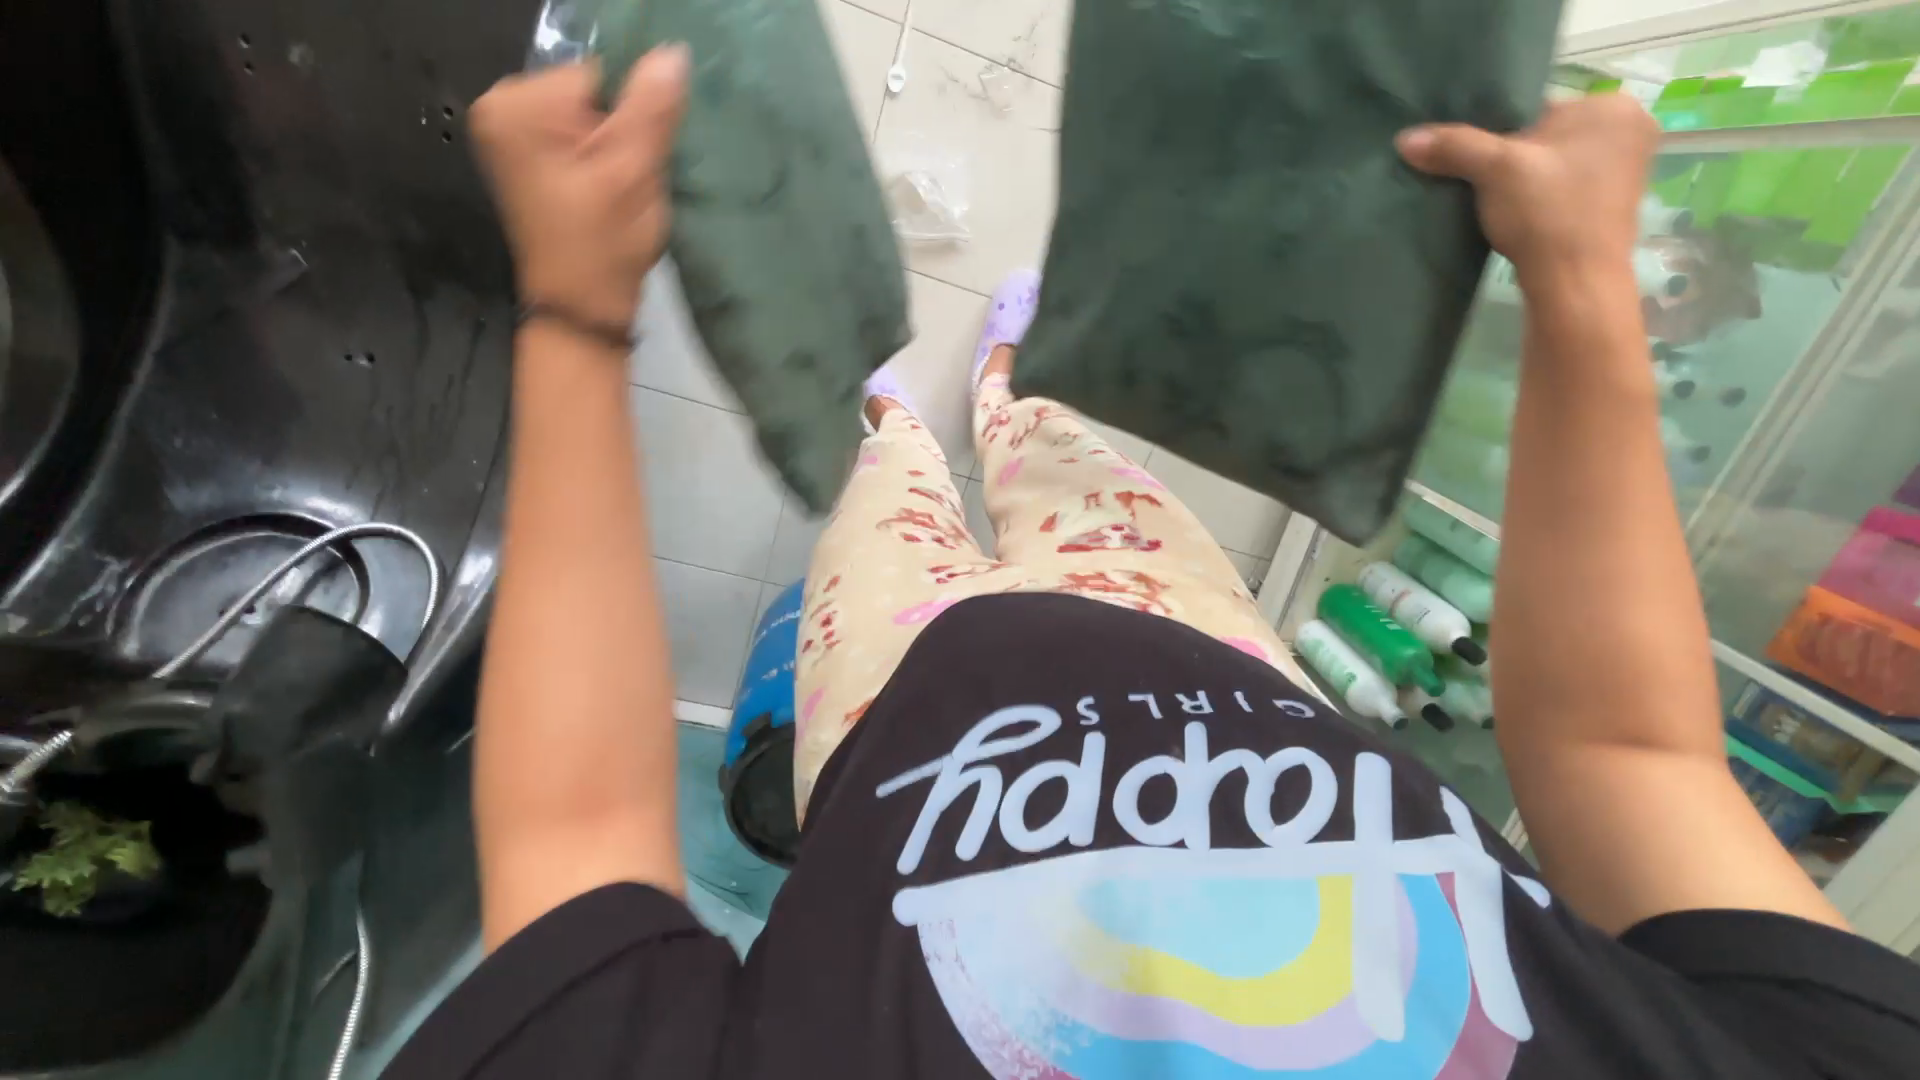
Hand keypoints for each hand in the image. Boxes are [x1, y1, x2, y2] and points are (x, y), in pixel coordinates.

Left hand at [468, 45, 690, 332]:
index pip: (597, 75)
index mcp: (517, 105)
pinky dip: (602, 164)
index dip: (630, 115)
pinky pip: (579, 142)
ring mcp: (510, 138)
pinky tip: (608, 196)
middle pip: (590, 96)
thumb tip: (673, 53)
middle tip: (630, 182)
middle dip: (621, 133)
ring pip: (589, 120)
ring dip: (615, 152)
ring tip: (619, 193)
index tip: (639, 161)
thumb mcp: (633, 173)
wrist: (582, 310)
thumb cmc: (603, 244)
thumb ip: (651, 109)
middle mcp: (501, 110)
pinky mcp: (527, 163)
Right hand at [1397, 93, 1658, 282]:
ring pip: (1553, 163)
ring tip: (1496, 203)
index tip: (1472, 162)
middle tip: (1480, 185)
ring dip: (1524, 180)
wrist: (1575, 279)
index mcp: (1611, 106)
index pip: (1535, 110)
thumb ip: (1452, 147)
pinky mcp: (1615, 200)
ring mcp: (1627, 166)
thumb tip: (1405, 137)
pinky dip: (1541, 197)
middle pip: (1544, 137)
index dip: (1495, 137)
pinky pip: (1565, 186)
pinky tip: (1521, 216)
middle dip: (1511, 159)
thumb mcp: (1493, 171)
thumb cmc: (1545, 212)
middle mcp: (1630, 127)